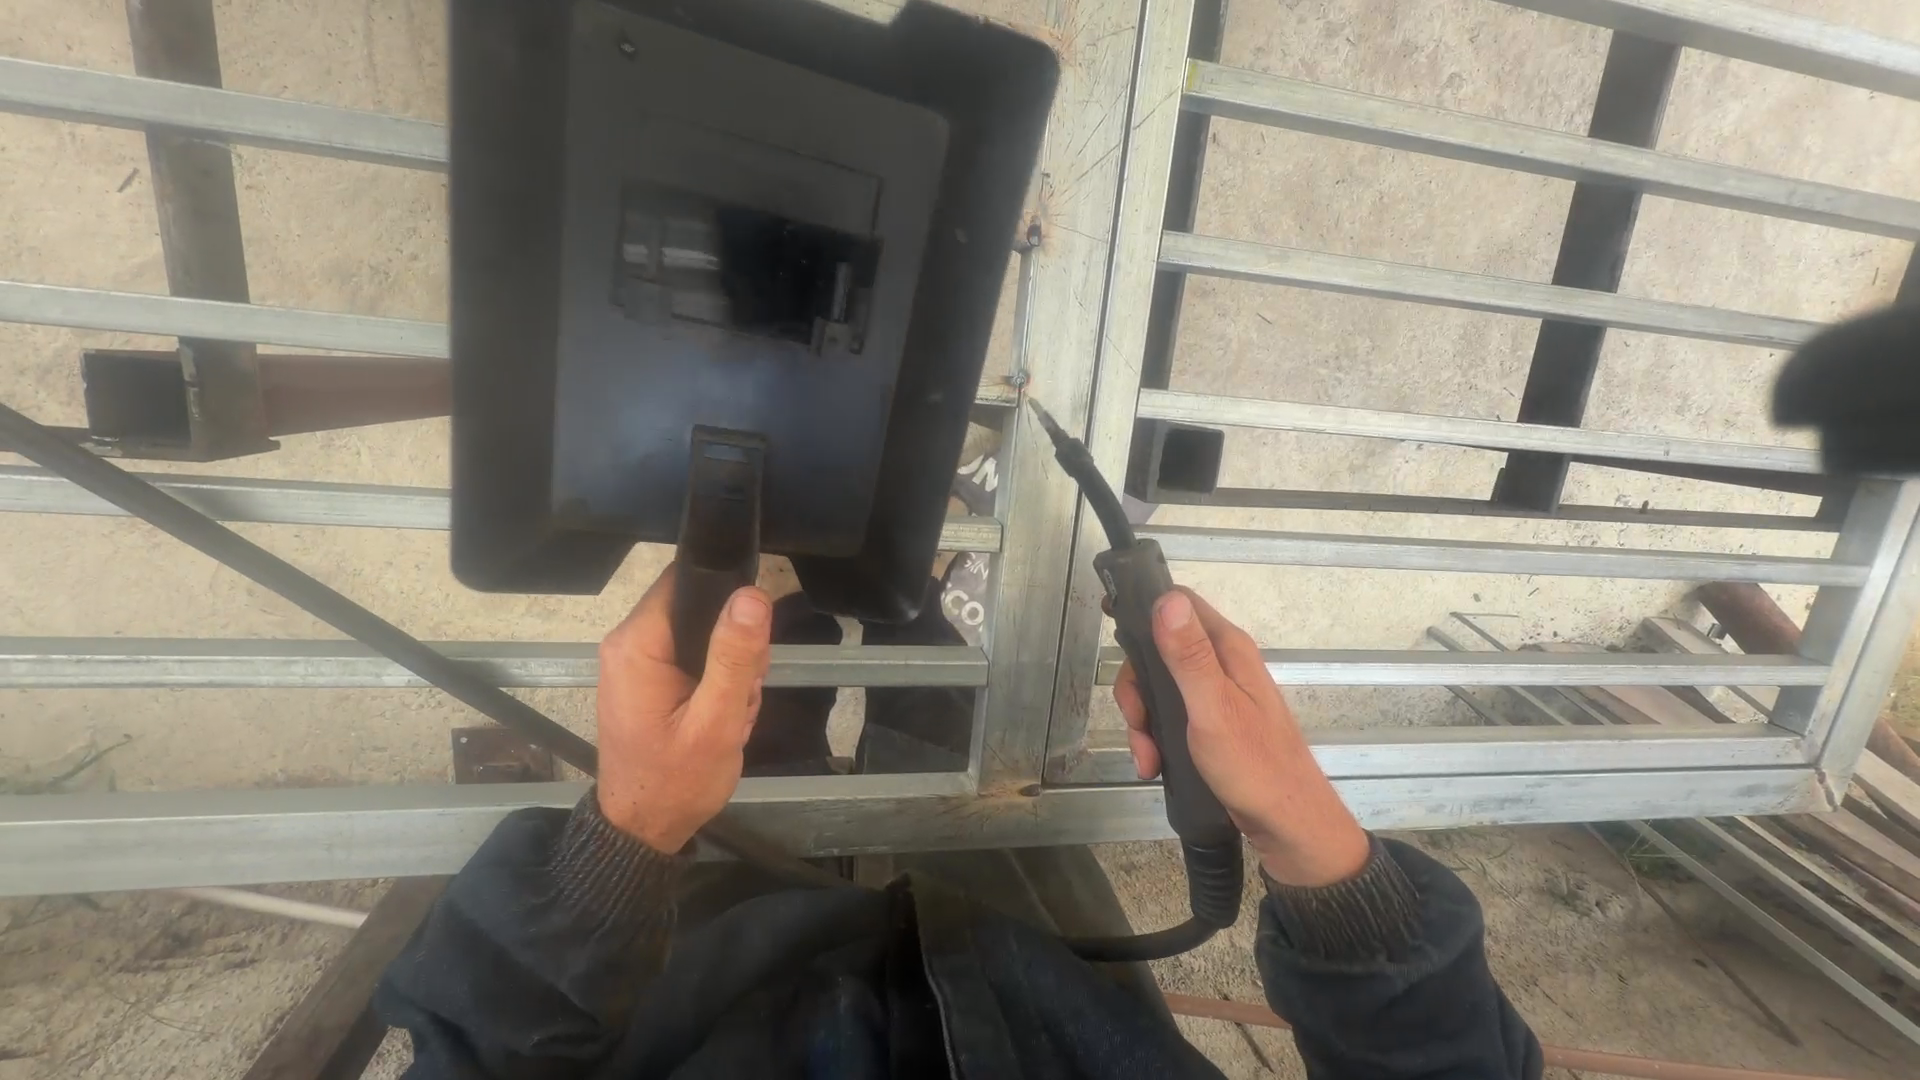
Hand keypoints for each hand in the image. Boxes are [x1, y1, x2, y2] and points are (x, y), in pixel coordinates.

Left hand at [595, 566, 772, 853]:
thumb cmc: (676, 782)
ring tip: (732, 710)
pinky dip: (716, 681)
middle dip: (733, 645)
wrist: (643, 832)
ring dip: (729, 668)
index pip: (687, 582)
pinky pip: (693, 657)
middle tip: (741, 693)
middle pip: (698, 608)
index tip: (750, 642)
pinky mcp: (647, 678)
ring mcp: (636, 661)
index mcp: (637, 644)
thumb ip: (734, 657)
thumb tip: (752, 595)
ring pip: (702, 634)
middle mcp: (628, 643)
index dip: (727, 599)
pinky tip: (723, 712)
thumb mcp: (716, 722)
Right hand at [1115, 588, 1369, 886]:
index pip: (1180, 602)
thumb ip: (1188, 655)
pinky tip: (1154, 762)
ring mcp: (1217, 693)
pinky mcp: (1211, 722)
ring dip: (1143, 719)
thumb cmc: (1254, 767)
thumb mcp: (1212, 708)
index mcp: (1227, 648)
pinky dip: (1155, 736)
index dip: (1143, 605)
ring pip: (1160, 686)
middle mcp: (1222, 663)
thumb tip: (1167, 598)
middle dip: (1137, 686)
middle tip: (1136, 721)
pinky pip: (1170, 714)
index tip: (1108, 618)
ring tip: (1147, 755)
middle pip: (1159, 648)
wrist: (1289, 828)